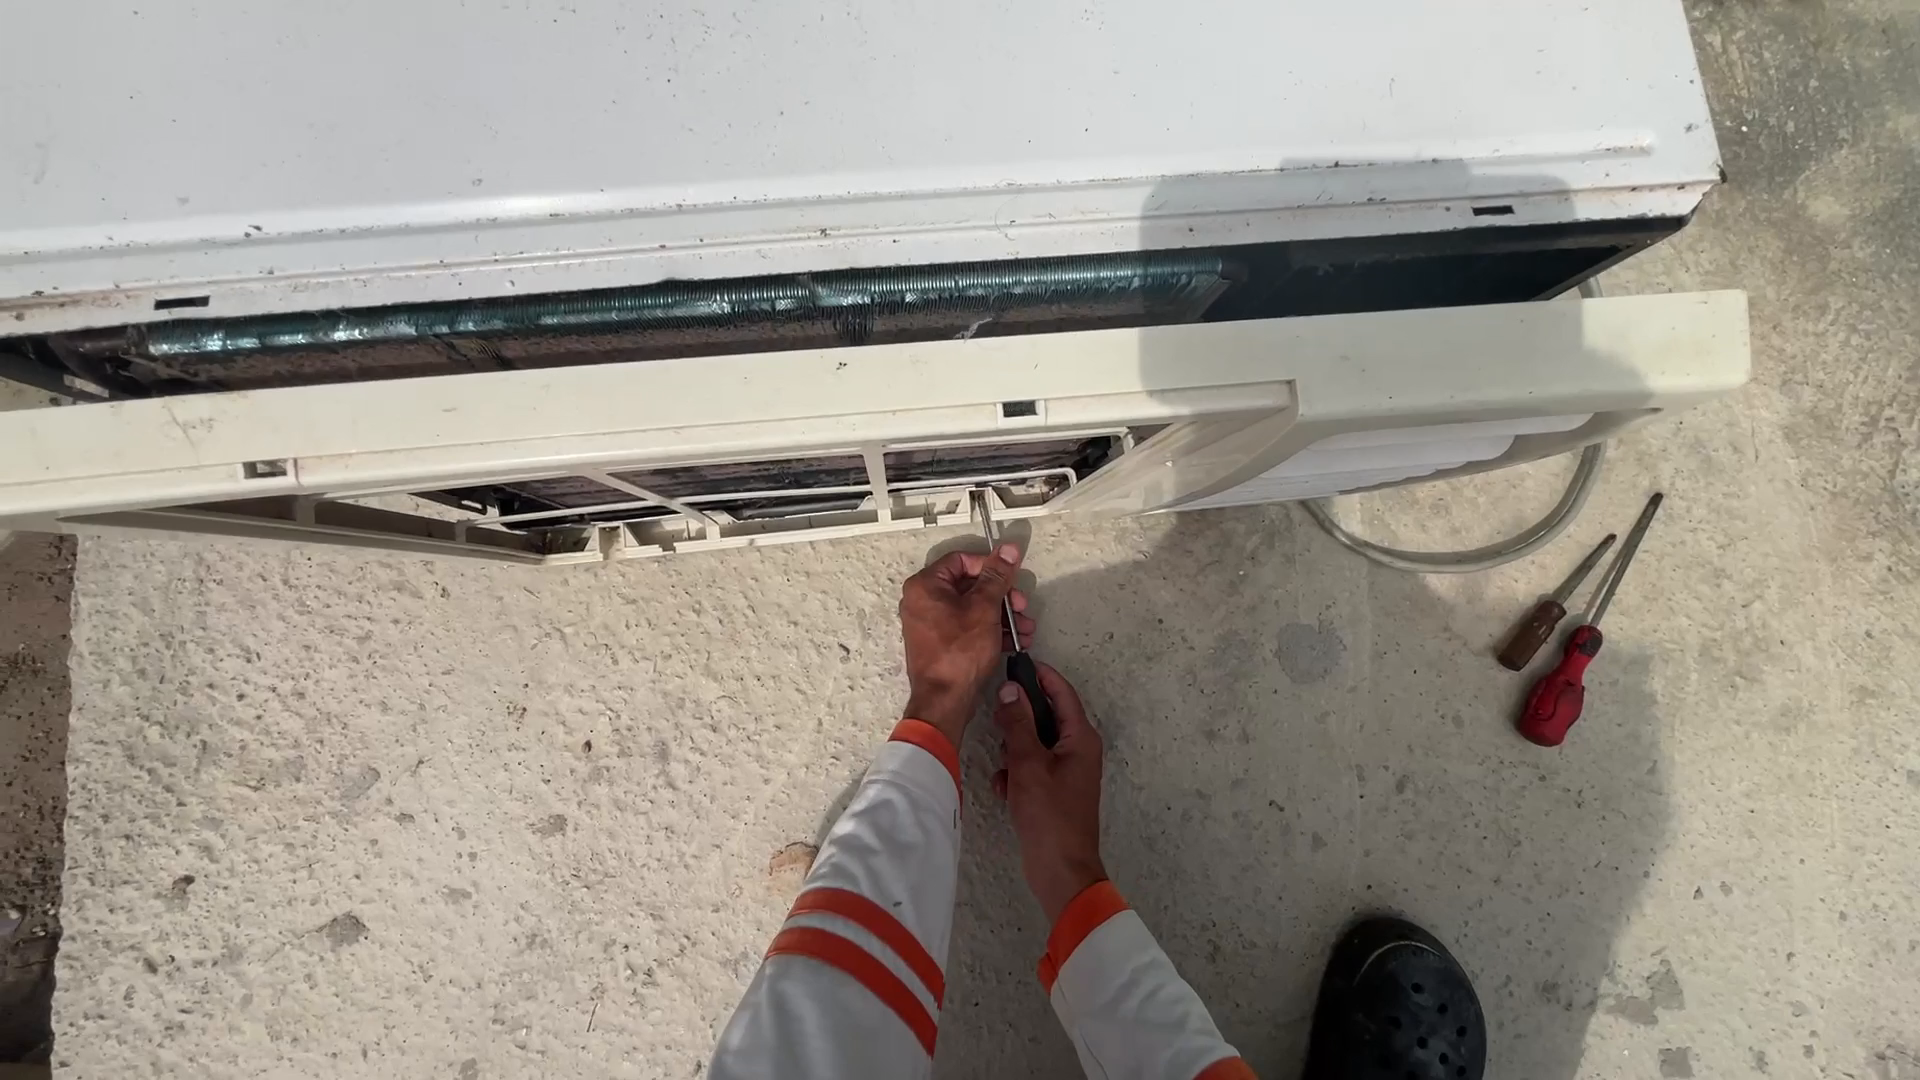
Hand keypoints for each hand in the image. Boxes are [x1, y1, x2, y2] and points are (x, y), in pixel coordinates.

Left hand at [899, 545, 1033, 744]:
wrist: (946, 700)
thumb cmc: (958, 653)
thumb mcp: (984, 607)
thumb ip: (997, 576)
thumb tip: (1007, 549)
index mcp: (925, 585)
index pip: (961, 560)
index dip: (989, 565)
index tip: (1010, 575)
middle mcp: (922, 601)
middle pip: (969, 585)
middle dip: (1001, 595)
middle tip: (1021, 605)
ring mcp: (931, 624)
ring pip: (972, 608)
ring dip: (1002, 615)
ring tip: (1024, 628)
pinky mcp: (941, 643)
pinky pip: (968, 627)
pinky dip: (991, 630)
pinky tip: (1014, 640)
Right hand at [991, 663, 1106, 922]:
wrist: (1060, 871)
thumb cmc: (1049, 814)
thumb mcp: (1027, 763)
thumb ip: (1018, 723)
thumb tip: (1010, 689)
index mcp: (1081, 738)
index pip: (1062, 692)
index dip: (1040, 675)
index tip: (1015, 663)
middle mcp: (1078, 749)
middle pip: (1047, 716)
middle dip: (1020, 717)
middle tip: (996, 715)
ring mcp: (1067, 770)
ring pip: (1035, 742)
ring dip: (1014, 749)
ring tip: (1002, 764)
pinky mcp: (1054, 789)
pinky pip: (1032, 766)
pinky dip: (1016, 773)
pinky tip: (1004, 789)